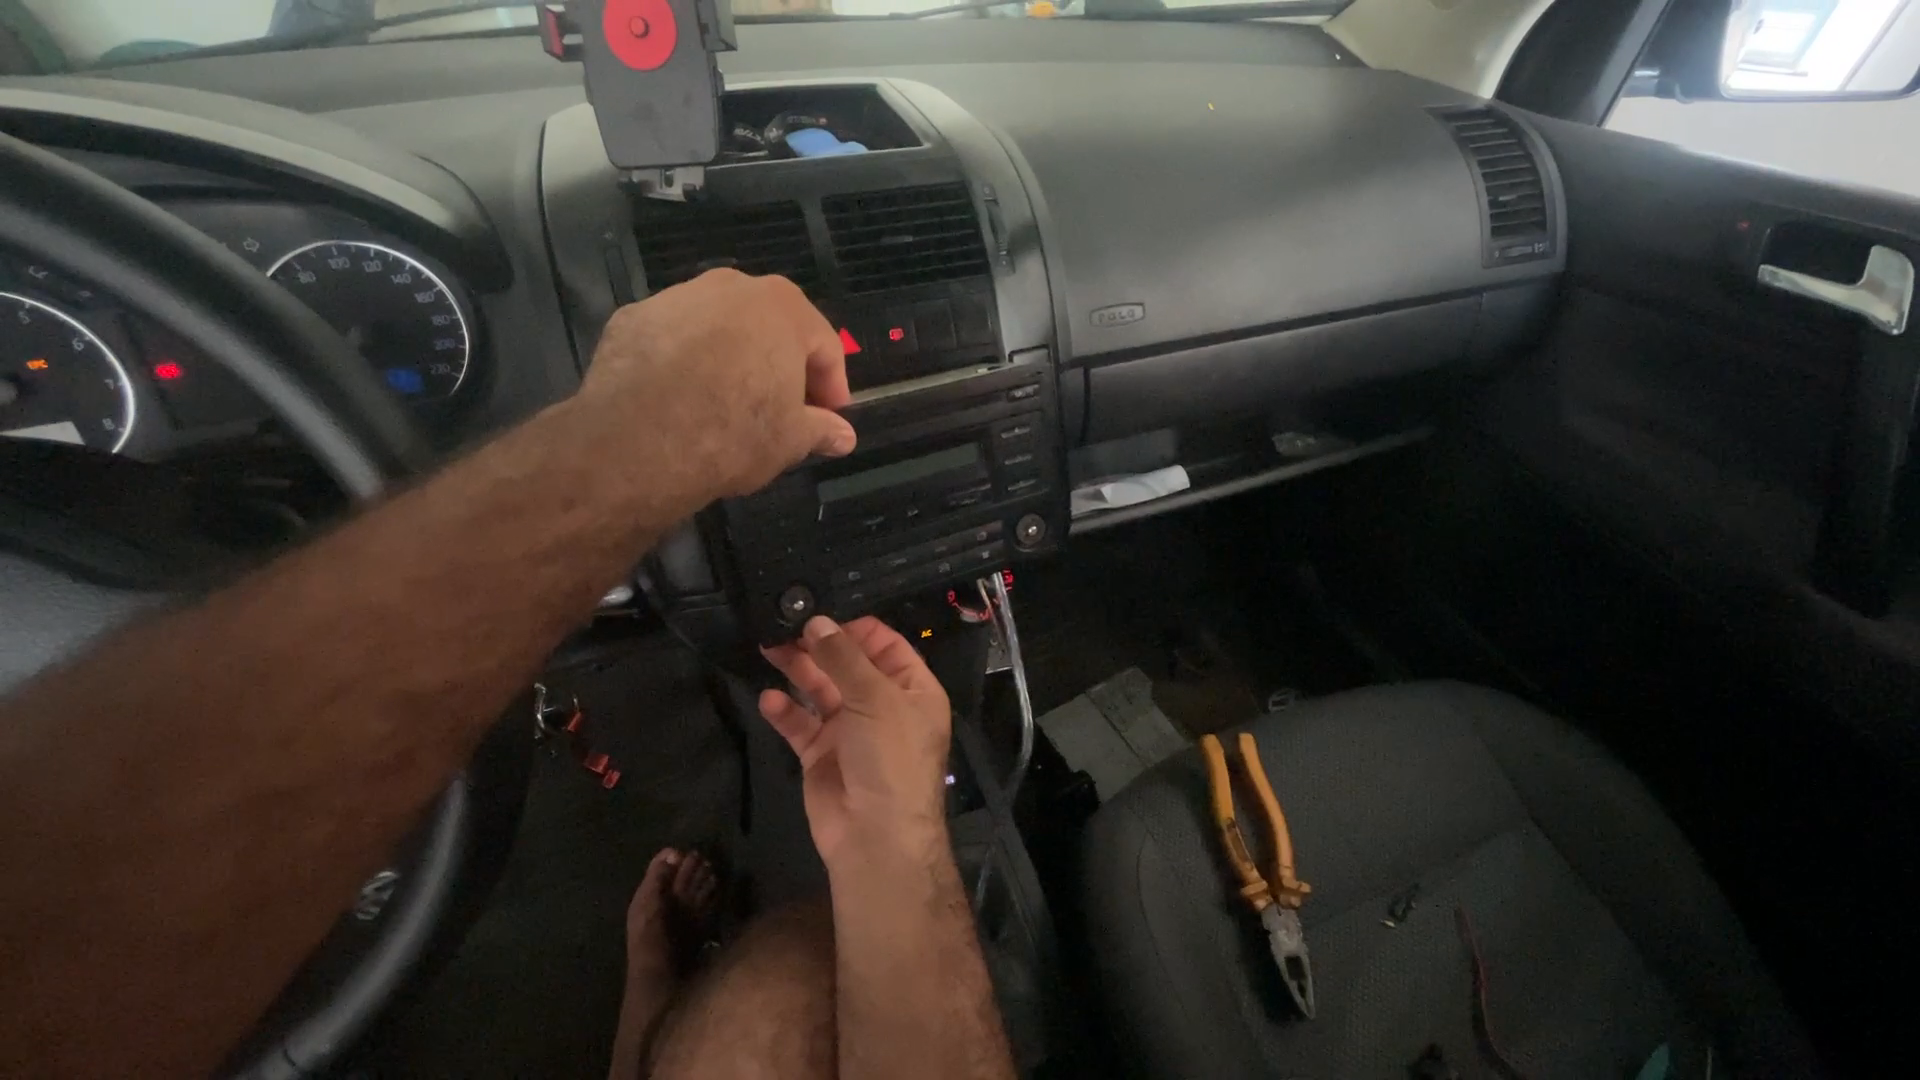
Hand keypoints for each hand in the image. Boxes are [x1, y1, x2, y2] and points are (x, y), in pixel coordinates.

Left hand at [579, 268, 856, 505]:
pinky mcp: (633, 319)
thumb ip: (822, 430)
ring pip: (719, 328)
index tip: (831, 417)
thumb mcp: (792, 439)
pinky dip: (686, 362)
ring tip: (729, 404)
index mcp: (782, 308)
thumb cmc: (736, 431)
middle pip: (770, 327)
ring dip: (732, 359)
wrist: (640, 441)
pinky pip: (675, 340)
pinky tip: (684, 400)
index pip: (824, 345)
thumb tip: (845, 437)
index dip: (832, 385)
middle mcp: (731, 287)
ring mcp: (677, 297)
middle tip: (784, 409)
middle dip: (782, 365)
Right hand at [759, 616, 952, 869]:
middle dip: (819, 645)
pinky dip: (785, 710)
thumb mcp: (876, 698)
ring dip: (798, 670)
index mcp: (912, 689)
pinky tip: (769, 698)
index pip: (885, 645)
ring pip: (821, 690)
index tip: (821, 613)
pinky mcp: (822, 754)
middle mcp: (883, 705)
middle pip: (848, 664)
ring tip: (768, 647)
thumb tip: (817, 621)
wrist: (876, 835)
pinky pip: (800, 724)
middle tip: (784, 625)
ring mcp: (851, 730)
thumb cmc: (891, 756)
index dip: (856, 628)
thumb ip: (843, 658)